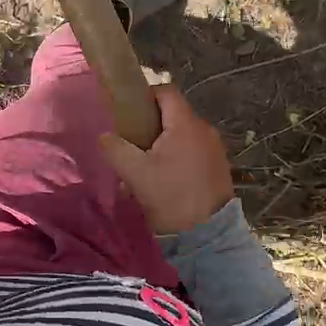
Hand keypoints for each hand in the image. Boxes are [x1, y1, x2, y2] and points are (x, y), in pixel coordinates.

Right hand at [98, 85, 236, 236]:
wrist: (207, 234)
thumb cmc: (169, 195)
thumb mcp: (134, 173)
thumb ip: (116, 148)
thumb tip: (105, 136)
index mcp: (186, 124)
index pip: (166, 92)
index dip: (146, 96)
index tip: (130, 113)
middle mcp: (205, 129)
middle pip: (175, 114)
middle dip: (153, 124)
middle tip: (135, 143)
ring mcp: (216, 148)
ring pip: (185, 134)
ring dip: (166, 143)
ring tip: (149, 165)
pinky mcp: (220, 166)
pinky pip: (195, 150)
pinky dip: (180, 156)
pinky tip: (168, 178)